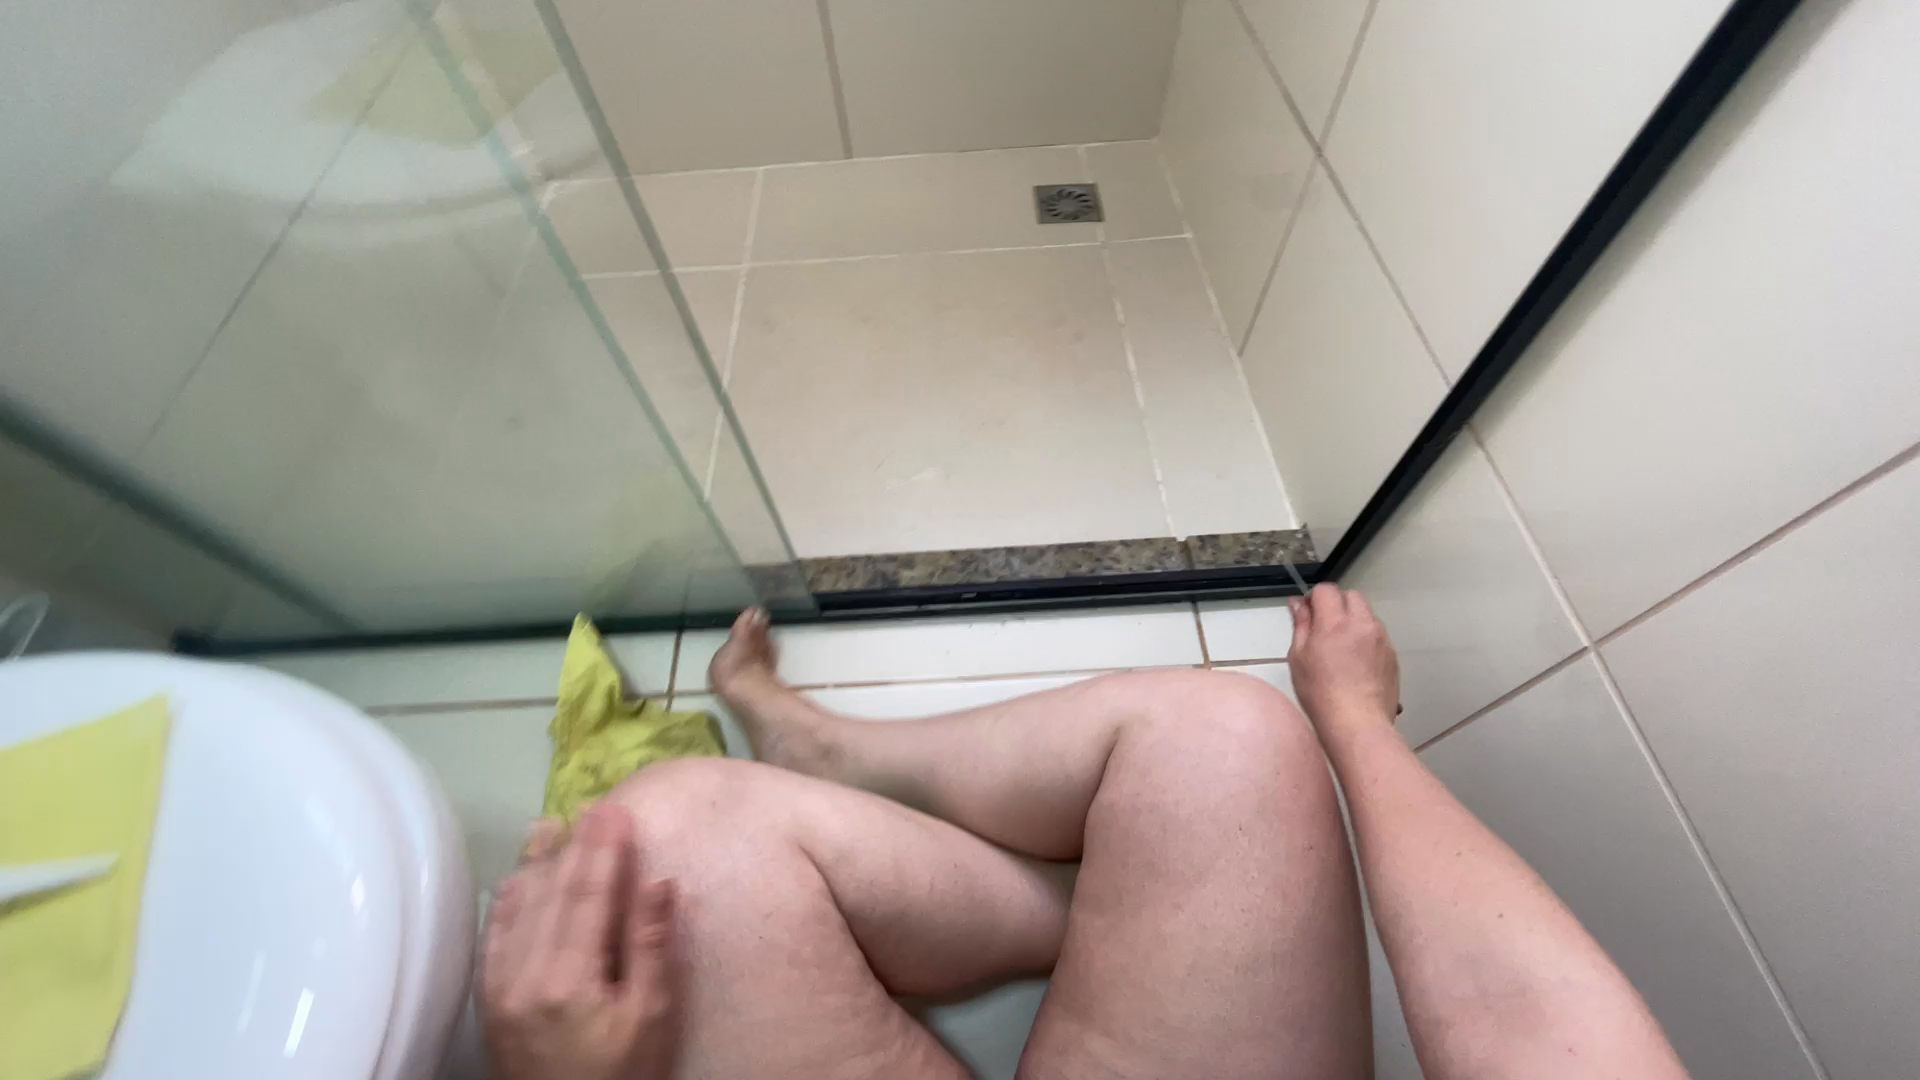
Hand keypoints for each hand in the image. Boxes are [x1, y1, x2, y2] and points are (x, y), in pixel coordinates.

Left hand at [481, 804, 679, 1079]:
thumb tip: (659, 881)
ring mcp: (501, 989)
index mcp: (571, 979)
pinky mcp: (490, 1002)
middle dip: (577, 845)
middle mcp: (527, 976)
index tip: (617, 810)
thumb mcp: (653, 1016)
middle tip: (595, 806)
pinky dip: (507, 902)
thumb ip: (652, 946)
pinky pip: (495, 938)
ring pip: (521, 909)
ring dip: (539, 862)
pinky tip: (516, 877)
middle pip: (556, 894)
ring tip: (551, 823)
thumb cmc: (625, 1073)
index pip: (590, 896)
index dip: (605, 850)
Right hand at [1288, 584, 1399, 739]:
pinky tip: (1354, 661)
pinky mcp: (1392, 655)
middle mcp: (1363, 624)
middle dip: (1336, 603)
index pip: (1326, 590)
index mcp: (1335, 623)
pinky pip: (1377, 635)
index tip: (1306, 613)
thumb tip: (1299, 604)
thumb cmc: (1320, 692)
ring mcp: (1382, 639)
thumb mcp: (1298, 656)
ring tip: (1340, 646)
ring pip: (1367, 615)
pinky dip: (1364, 638)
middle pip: (1352, 596)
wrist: (1357, 722)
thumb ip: (1301, 625)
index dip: (1313, 597)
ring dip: (1352, 620)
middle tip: (1322, 625)